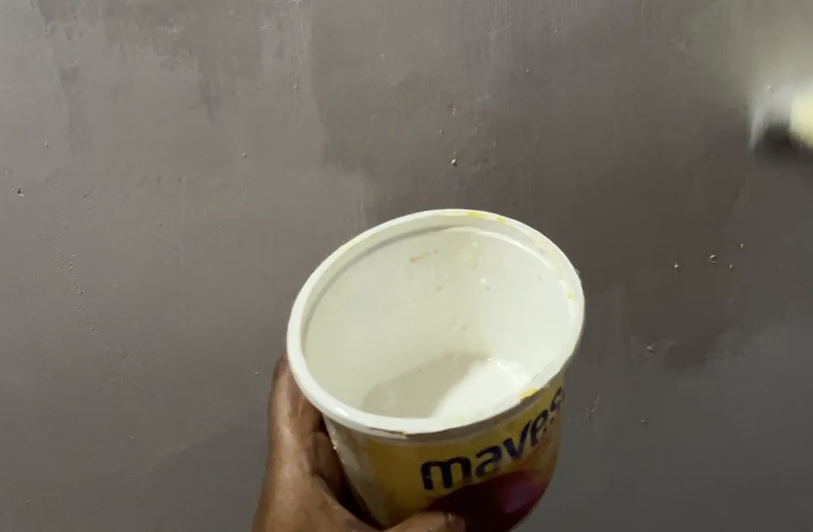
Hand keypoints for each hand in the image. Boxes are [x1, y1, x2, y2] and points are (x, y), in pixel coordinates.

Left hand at [251, 358, 544, 531]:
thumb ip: (449, 525)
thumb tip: (521, 488)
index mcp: (293, 466)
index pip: (291, 379)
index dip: (316, 333)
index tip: (359, 302)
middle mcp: (303, 476)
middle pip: (327, 403)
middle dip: (374, 373)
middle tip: (423, 345)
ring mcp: (322, 503)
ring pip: (352, 444)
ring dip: (391, 423)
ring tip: (441, 392)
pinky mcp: (345, 526)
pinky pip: (374, 484)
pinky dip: (404, 470)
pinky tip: (442, 464)